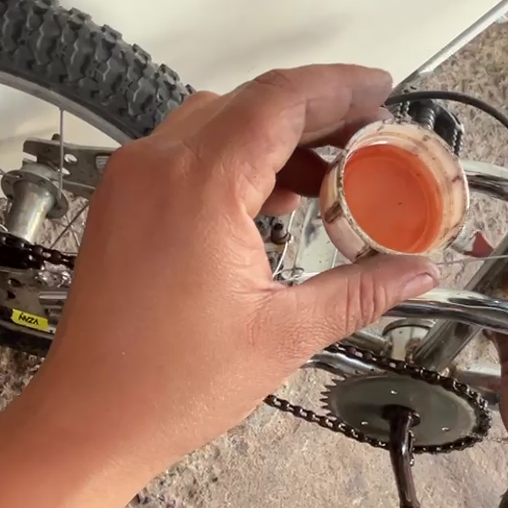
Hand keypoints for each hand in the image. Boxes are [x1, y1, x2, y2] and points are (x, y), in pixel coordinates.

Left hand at [22, 65, 440, 474]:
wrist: (91, 419)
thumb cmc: (170, 385)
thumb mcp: (283, 334)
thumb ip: (358, 291)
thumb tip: (416, 271)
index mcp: (200, 184)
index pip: (282, 99)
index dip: (340, 88)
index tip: (382, 92)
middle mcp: (156, 166)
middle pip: (249, 104)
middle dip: (314, 114)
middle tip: (366, 141)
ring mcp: (129, 184)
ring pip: (214, 126)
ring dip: (272, 140)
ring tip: (325, 180)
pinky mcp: (119, 207)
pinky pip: (184, 158)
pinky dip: (232, 164)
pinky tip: (268, 203)